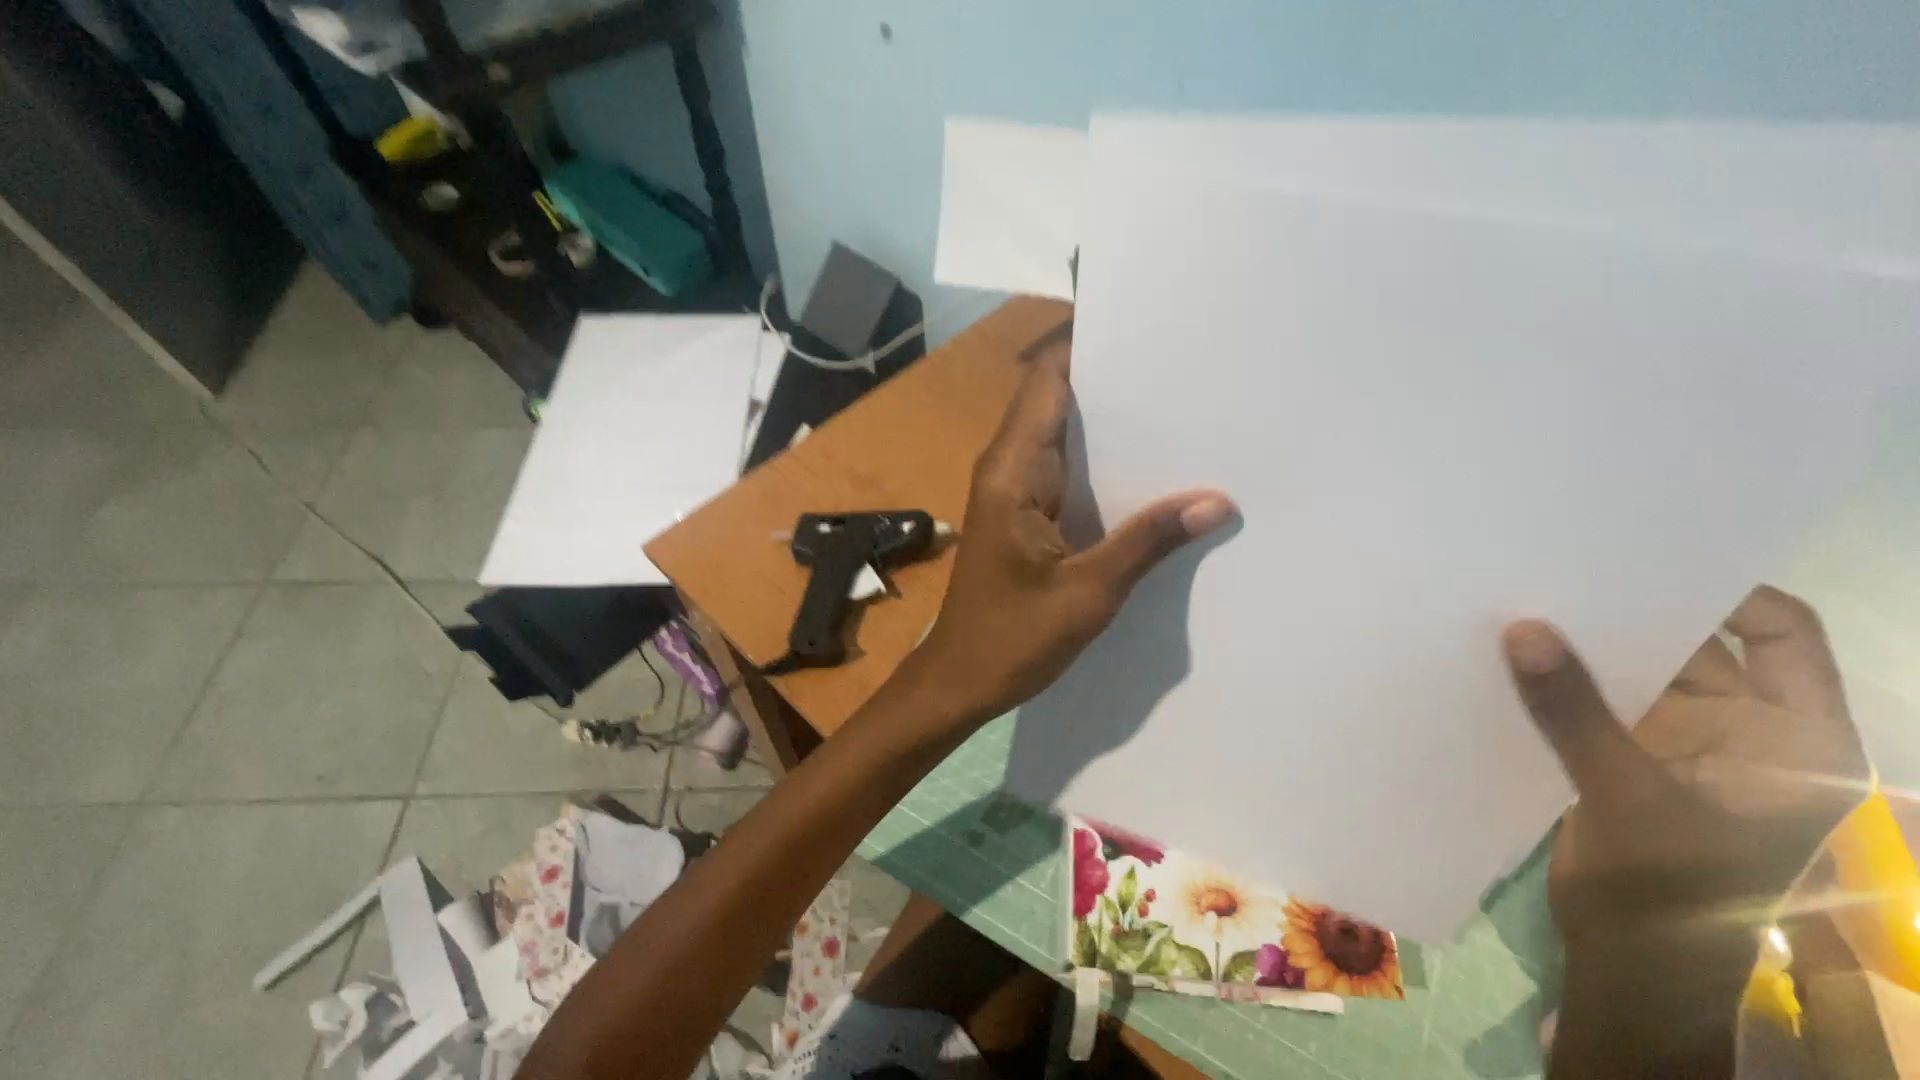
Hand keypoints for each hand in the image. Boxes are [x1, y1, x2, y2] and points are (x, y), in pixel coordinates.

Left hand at [906, 344, 1234, 725]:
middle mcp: (1012, 468)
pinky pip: (1069, 470)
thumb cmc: (1011, 638)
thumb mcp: (1089, 592)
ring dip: (1115, 424)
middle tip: (1190, 368)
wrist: (960, 681)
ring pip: (1067, 435)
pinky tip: (1155, 468)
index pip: (1050, 381)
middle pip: (1062, 400)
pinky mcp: (1028, 516)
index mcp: (1014, 471)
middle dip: (1117, 383)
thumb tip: (1217, 500)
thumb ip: (1148, 540)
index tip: (1151, 327)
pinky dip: (1106, 462)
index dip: (1091, 346)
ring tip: (1187, 406)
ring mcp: (1018, 491)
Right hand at [1503, 586, 1868, 1075]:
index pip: (1780, 635)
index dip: (1727, 591)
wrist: (1631, 967)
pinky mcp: (1624, 762)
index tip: (1647, 555)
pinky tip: (1514, 654)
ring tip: (1530, 597)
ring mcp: (1679, 747)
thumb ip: (1575, 712)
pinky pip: (1594, 704)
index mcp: (1795, 736)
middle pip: (1697, 647)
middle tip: (1568, 561)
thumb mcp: (1631, 796)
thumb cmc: (1673, 891)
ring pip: (1637, 673)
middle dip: (1638, 610)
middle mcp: (1744, 731)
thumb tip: (1521, 628)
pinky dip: (1561, 681)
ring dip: (1590, 644)